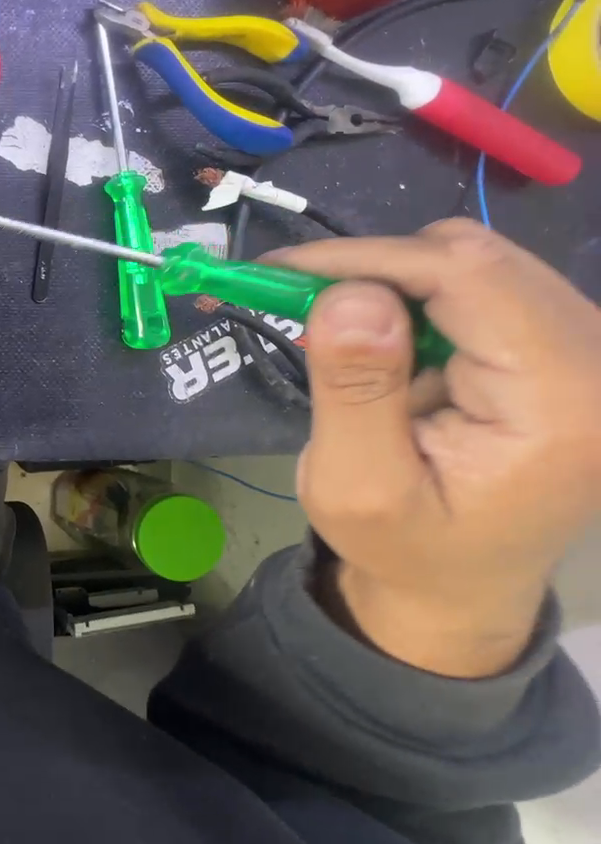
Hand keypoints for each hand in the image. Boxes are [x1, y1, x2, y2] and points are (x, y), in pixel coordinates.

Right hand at [272, 219, 600, 677]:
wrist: (457, 585)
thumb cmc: (400, 543)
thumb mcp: (357, 482)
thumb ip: (355, 388)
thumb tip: (349, 294)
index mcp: (560, 404)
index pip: (469, 278)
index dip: (367, 258)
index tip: (274, 271)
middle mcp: (598, 369)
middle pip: (483, 259)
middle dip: (374, 264)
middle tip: (290, 297)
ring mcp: (589, 360)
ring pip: (482, 264)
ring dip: (392, 278)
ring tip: (331, 324)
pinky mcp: (564, 356)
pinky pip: (486, 288)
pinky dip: (414, 293)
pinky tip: (378, 337)